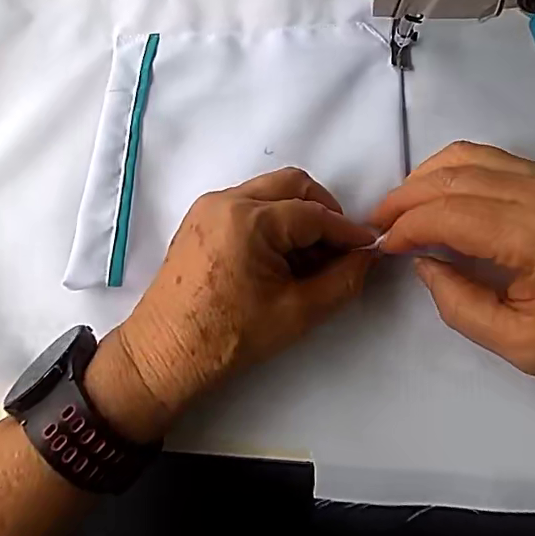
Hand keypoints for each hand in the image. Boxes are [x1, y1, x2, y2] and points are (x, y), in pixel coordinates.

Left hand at [89, 168, 376, 439]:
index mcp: (248, 219)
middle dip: (323, 211)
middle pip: (291, 185)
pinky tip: (279, 256)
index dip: (347, 231)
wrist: (167, 350)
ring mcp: (207, 208)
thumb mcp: (299, 311)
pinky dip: (270, 219)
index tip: (367, 247)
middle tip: (339, 247)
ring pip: (268, 191)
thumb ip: (343, 279)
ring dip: (296, 214)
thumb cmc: (227, 335)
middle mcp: (225, 201)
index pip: (313, 213)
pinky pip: (245, 204)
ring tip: (309, 258)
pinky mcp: (199, 220)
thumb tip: (366, 256)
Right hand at [369, 142, 534, 382]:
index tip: (384, 245)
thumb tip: (425, 263)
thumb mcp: (520, 345)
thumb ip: (459, 306)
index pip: (447, 215)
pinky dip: (446, 169)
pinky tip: (433, 192)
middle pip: (448, 180)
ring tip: (400, 207)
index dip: (404, 228)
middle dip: (402, 200)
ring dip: (420, 180)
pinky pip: (483, 156)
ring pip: (461, 158)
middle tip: (379, 224)